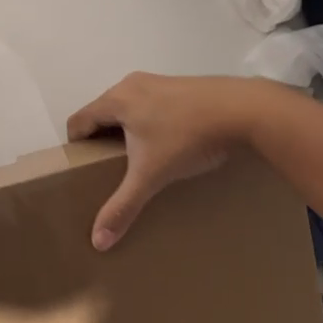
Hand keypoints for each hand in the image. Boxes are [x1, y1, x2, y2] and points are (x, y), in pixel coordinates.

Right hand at [66, 74, 282, 250]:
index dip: (76, 146)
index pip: (79, 121)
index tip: (85, 168)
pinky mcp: (182, 84)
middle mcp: (132, 84)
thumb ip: (123, 207)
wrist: (246, 110)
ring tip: (141, 156)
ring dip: (127, 129)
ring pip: (127, 106)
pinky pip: (151, 103)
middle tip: (111, 167)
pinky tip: (170, 141)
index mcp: (116, 100)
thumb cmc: (188, 139)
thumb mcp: (152, 176)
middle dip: (101, 139)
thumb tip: (98, 241)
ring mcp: (159, 81)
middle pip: (101, 112)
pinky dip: (150, 120)